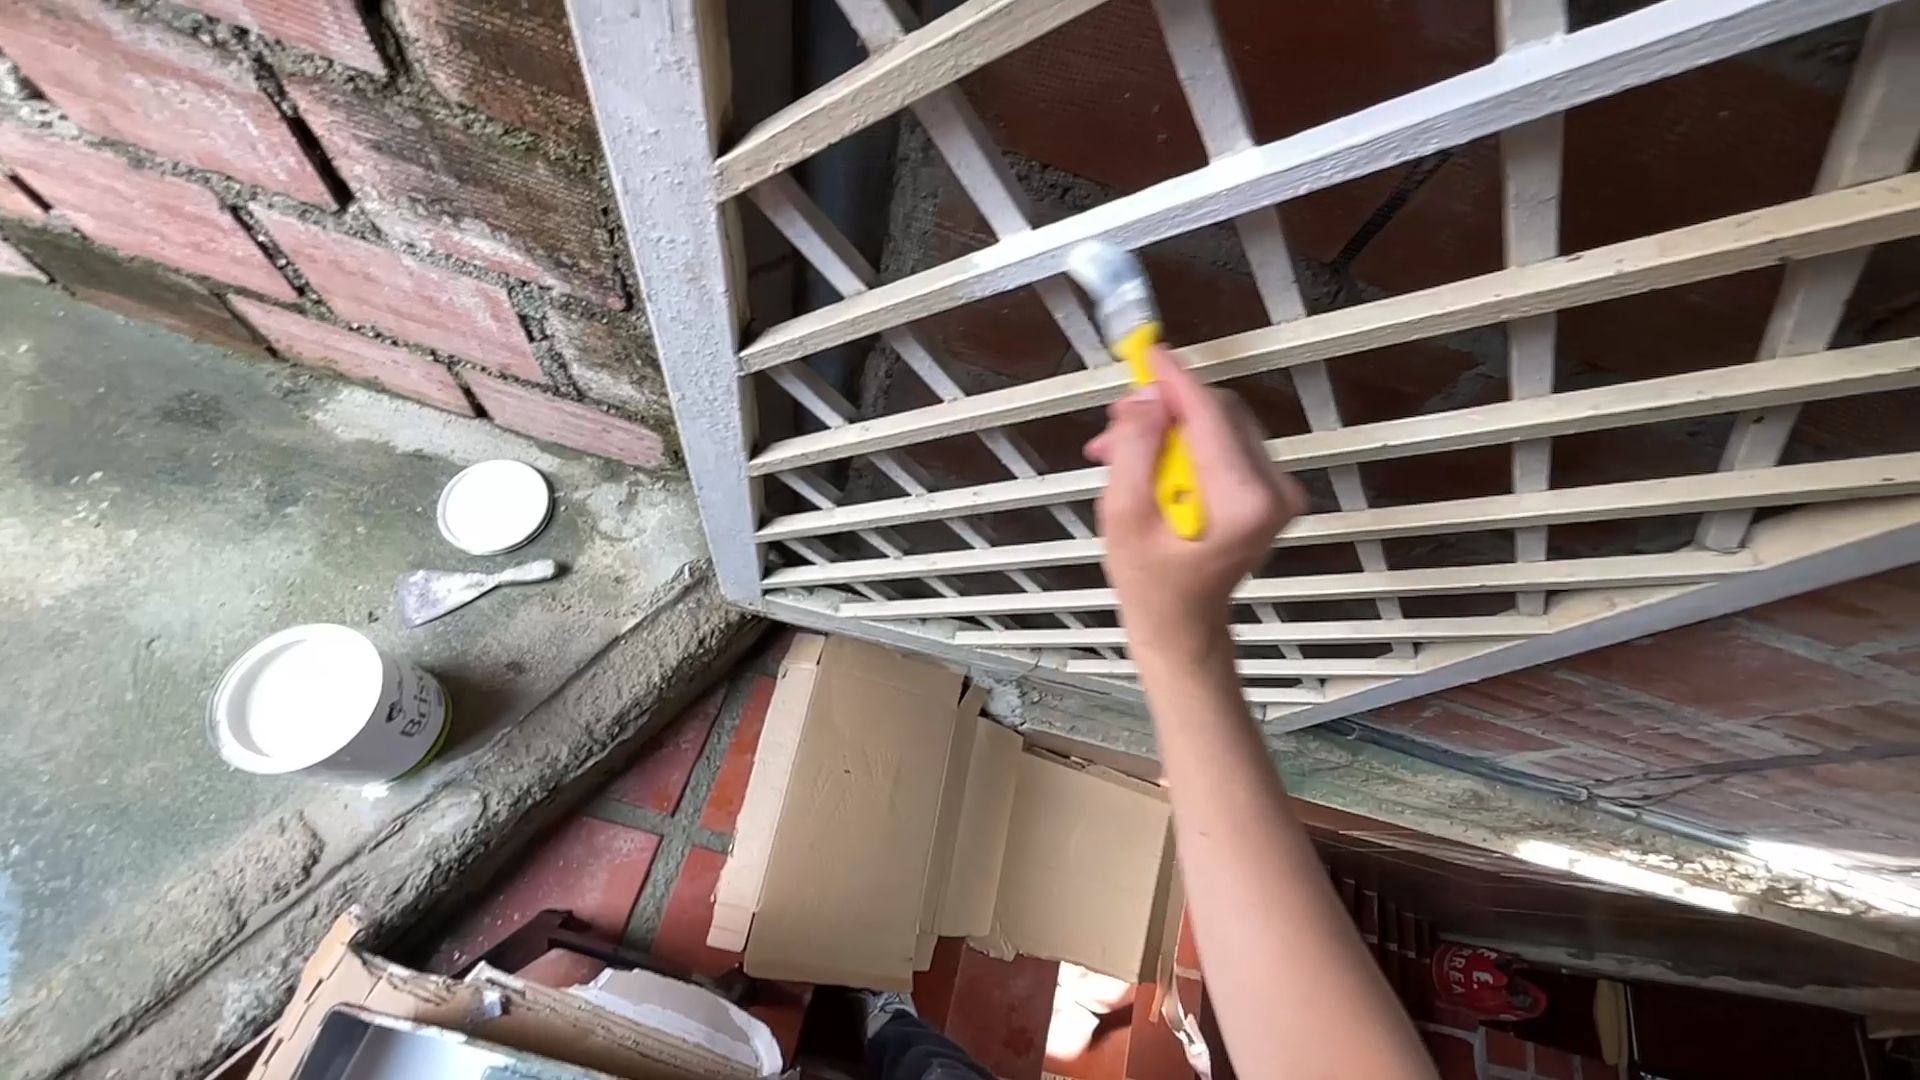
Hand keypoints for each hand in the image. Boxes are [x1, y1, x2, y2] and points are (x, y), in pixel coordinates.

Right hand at [1084, 348, 1307, 659]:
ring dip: (1168, 428)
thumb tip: (1147, 397)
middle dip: (1163, 409)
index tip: (1145, 352)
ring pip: (1219, 426)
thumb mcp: (1124, 516)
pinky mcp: (1269, 492)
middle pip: (1219, 414)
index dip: (1174, 380)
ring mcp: (1279, 490)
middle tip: (1112, 429)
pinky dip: (1184, 445)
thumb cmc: (1149, 582)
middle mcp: (1275, 488)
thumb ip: (1134, 452)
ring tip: (1118, 453)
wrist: (1182, 624)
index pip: (1210, 416)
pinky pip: (1224, 446)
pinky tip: (1147, 463)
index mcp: (1244, 500)